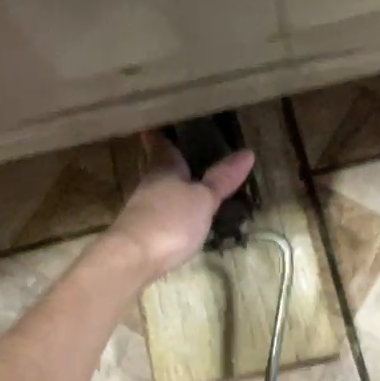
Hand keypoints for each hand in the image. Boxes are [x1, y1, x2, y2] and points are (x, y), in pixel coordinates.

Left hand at [103, 132, 255, 279]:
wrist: (133, 258)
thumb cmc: (170, 220)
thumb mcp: (203, 199)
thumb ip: (221, 179)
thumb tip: (247, 152)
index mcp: (163, 168)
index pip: (159, 143)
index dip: (159, 133)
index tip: (157, 121)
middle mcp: (149, 183)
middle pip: (155, 164)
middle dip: (164, 157)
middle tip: (176, 147)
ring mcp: (142, 209)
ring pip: (156, 189)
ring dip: (168, 185)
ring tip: (185, 181)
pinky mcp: (141, 232)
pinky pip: (157, 212)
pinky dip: (167, 209)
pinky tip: (177, 214)